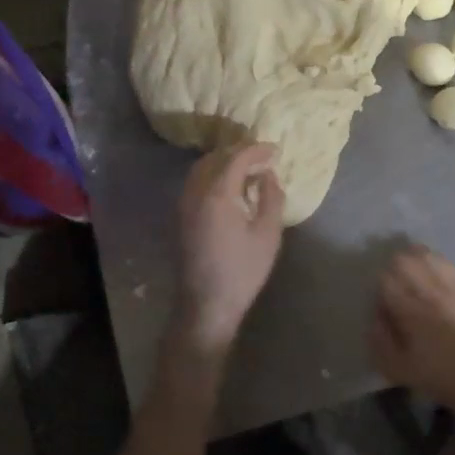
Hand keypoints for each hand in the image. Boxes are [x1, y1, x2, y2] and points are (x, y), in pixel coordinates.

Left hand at [174, 143, 285, 353]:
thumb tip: (268, 176)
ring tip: (247, 170)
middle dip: (239, 152)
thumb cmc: (242, 271)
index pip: (236, 158)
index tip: (275, 149)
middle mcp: (195, 192)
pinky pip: (194, 183)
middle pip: (215, 158)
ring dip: (223, 162)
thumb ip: (271, 198)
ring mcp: (183, 204)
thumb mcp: (268, 235)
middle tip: (262, 157)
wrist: (206, 304)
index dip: (257, 150)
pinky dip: (212, 175)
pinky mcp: (179, 217)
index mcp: (217, 194)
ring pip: (201, 169)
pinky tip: (229, 188)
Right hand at [368, 245, 454, 416]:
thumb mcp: (401, 371)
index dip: (379, 289)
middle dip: (393, 269)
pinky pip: (446, 263)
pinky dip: (435, 262)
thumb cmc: (444, 377)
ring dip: (413, 260)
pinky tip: (434, 274)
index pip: (385, 279)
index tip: (382, 304)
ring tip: (412, 274)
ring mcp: (452, 285)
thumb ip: (380, 342)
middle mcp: (430, 290)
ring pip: (426, 256)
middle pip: (404, 260)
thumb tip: (374, 318)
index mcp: (410, 309)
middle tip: (394, 287)